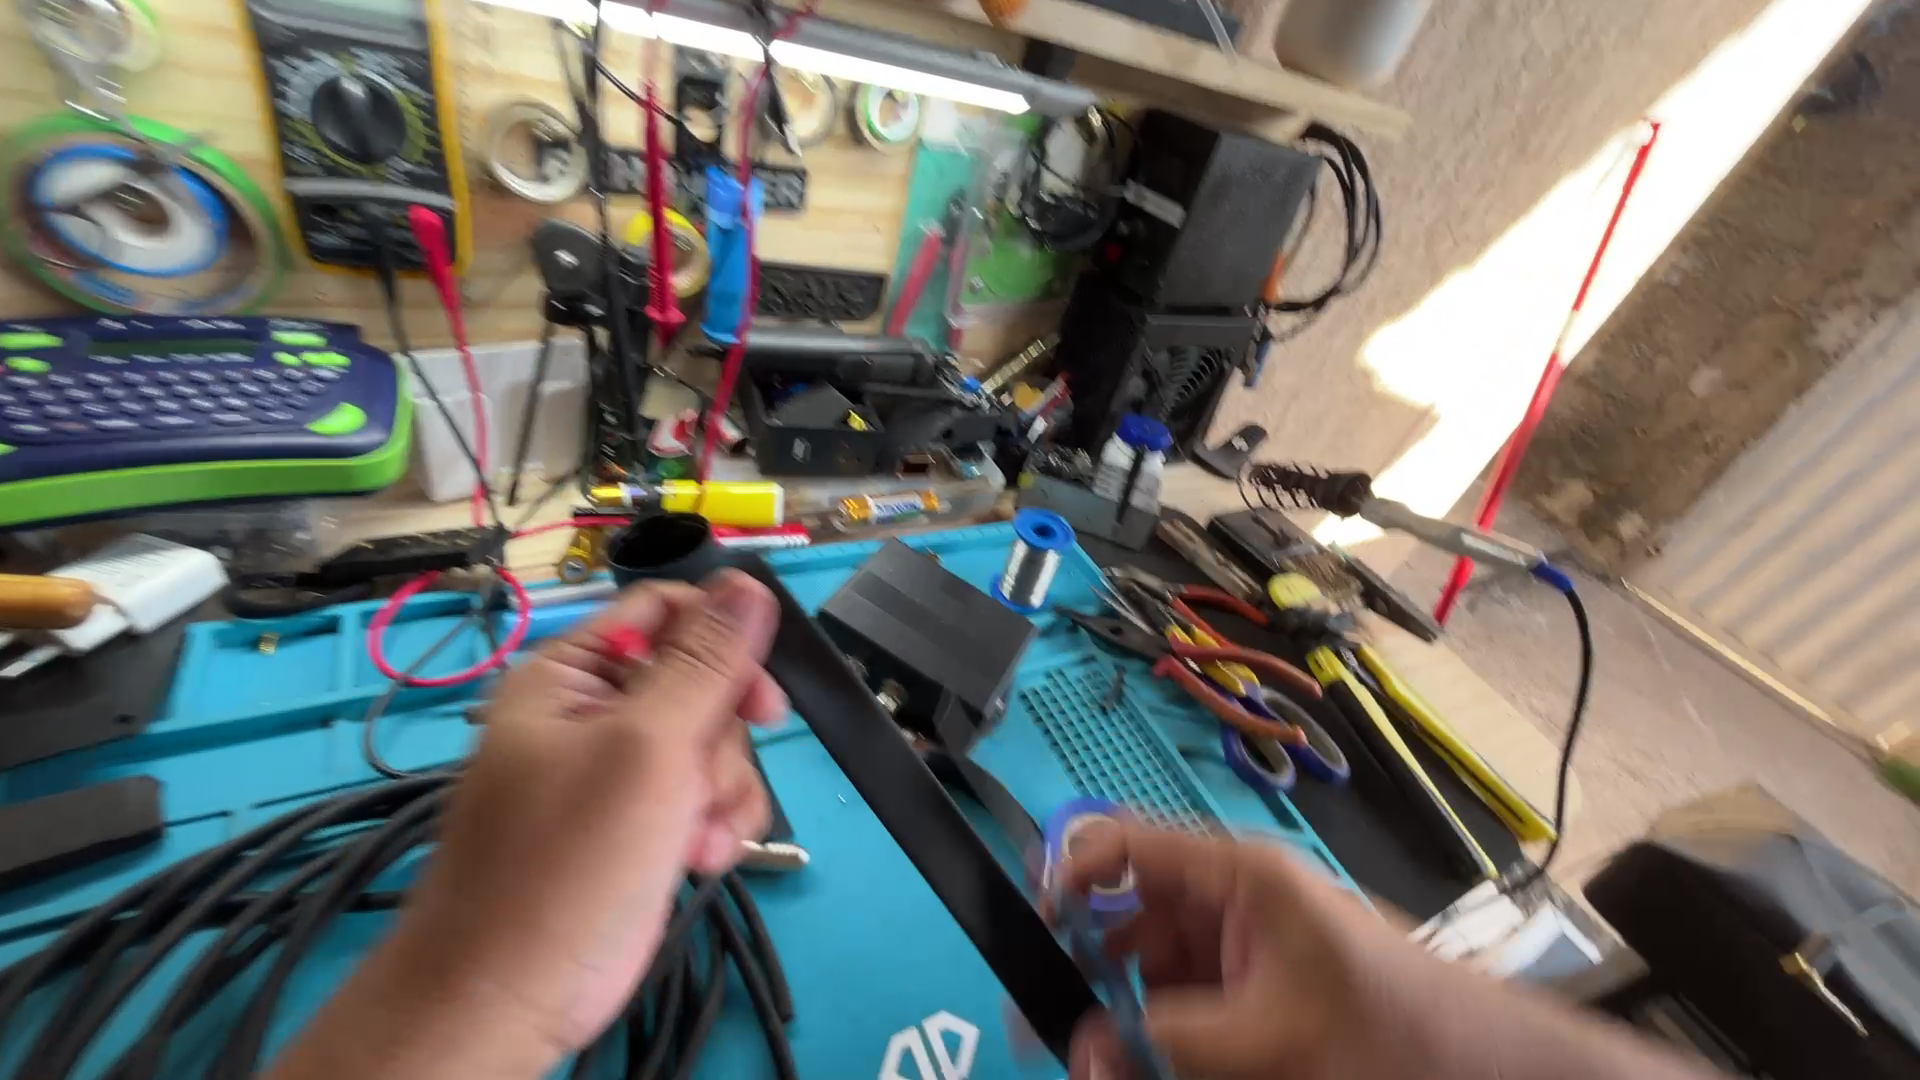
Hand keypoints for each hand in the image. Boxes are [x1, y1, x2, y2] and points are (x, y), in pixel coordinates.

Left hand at [330, 571, 787, 1076]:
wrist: (506, 1005)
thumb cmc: (566, 863)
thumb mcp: (646, 748)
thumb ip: (705, 663)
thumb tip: (749, 583)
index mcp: (574, 672)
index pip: (666, 611)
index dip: (721, 639)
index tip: (759, 694)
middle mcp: (599, 709)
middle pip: (703, 682)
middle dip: (720, 740)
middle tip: (706, 784)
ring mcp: (623, 765)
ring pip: (715, 740)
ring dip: (723, 790)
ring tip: (700, 838)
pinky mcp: (644, 814)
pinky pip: (708, 788)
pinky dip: (716, 820)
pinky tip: (702, 856)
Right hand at [1059, 824, 1724, 1079]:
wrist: (1489, 1073)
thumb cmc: (1388, 1033)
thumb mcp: (1274, 1041)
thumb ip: (1170, 1043)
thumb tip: (1076, 1050)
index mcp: (1229, 872)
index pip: (1125, 843)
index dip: (1070, 872)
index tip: (1035, 931)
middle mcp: (1220, 893)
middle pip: (1126, 906)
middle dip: (1087, 959)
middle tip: (1055, 1020)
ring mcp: (1230, 938)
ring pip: (1145, 958)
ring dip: (1117, 1003)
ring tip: (1097, 1054)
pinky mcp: (1242, 981)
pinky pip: (1176, 994)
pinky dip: (1153, 1026)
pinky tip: (1143, 1059)